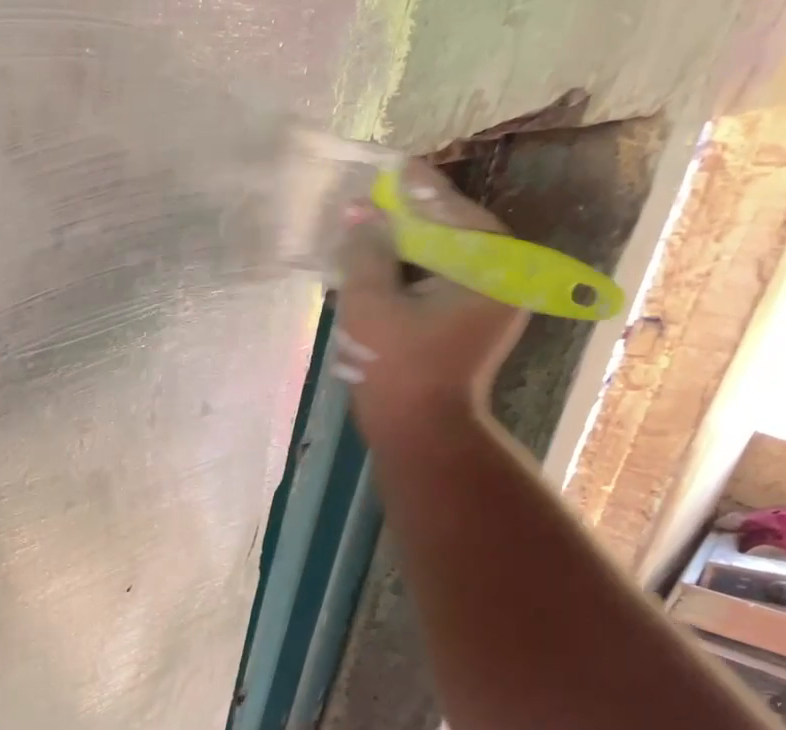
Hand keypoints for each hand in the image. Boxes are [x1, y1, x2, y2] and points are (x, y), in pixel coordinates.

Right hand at [332, 160, 529, 437]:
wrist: (420, 430)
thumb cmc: (396, 367)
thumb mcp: (371, 306)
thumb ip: (366, 255)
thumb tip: (359, 217)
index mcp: (493, 265)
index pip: (450, 212)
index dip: (414, 190)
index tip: (390, 165)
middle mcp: (504, 276)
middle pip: (449, 233)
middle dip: (407, 219)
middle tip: (371, 201)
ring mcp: (491, 301)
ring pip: (443, 259)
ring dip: (404, 247)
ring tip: (367, 233)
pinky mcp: (471, 322)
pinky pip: (439, 283)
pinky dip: (409, 273)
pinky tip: (377, 269)